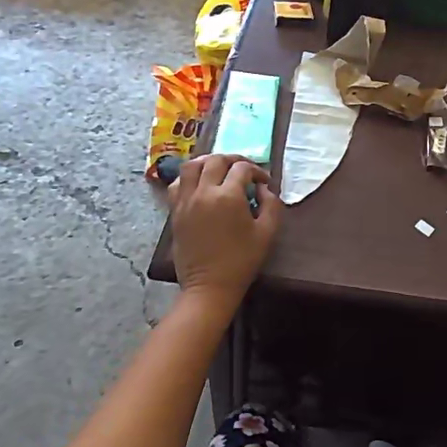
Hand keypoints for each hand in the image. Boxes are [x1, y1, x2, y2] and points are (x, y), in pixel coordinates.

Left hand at [171, 154, 282, 299]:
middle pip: (216, 160)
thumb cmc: (242, 262)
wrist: (209, 286)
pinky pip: (178, 184)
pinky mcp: (175, 211)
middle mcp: (204, 192)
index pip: (242, 169)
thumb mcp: (267, 233)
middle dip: (233, 160)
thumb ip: (271, 205)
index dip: (256, 171)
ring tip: (218, 168)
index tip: (263, 182)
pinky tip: (199, 184)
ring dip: (207, 162)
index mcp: (228, 196)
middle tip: (244, 169)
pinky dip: (189, 177)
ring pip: (191, 166)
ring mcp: (186, 200)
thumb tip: (264, 189)